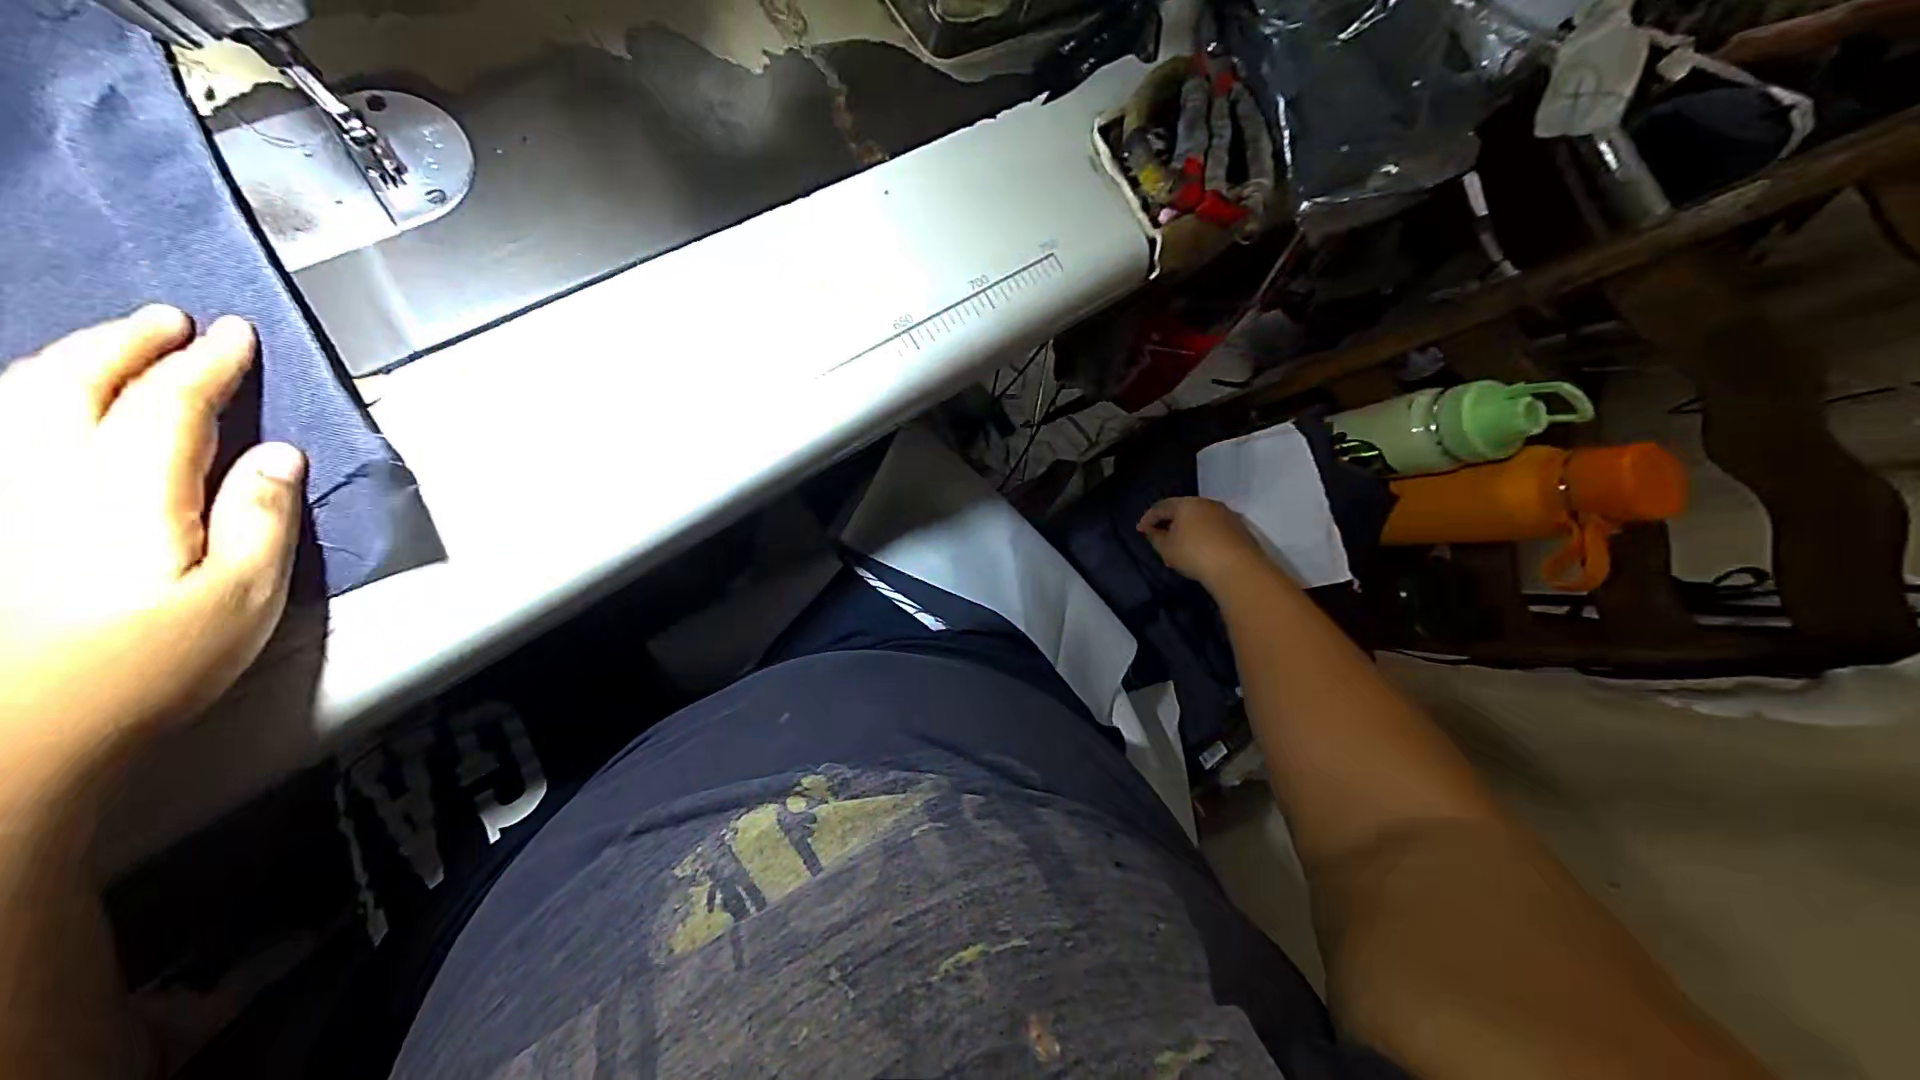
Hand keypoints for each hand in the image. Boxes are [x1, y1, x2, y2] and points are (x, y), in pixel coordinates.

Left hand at [0, 307, 304, 806]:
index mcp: (128, 493)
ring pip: (16, 398)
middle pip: (75, 381)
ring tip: (110, 345)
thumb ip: (264, 519)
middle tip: (168, 320)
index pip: (173, 403)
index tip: (235, 335)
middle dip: (127, 342)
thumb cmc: (147, 667)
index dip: (209, 363)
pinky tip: (38, 405)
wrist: (16, 733)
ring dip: (70, 359)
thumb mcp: (242, 599)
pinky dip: (20, 401)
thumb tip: (280, 457)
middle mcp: (46, 479)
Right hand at [1136, 496, 1276, 590]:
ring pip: (1201, 517)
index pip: (1162, 506)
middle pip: (1183, 509)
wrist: (1237, 567)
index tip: (1141, 530)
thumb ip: (1155, 537)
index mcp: (1186, 504)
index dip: (1149, 518)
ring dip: (1189, 527)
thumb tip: (1153, 530)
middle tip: (1161, 534)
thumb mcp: (1166, 548)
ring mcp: (1226, 514)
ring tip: (1182, 543)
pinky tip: (1202, 548)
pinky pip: (1215, 527)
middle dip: (1170, 521)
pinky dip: (1205, 534)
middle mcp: (1207, 503)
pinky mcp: (1240, 528)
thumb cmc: (1194, 554)